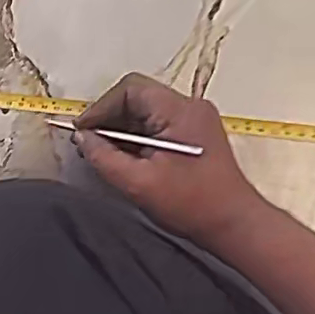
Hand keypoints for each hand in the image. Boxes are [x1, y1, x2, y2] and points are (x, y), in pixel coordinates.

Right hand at [74, 72, 271, 243]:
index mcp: (179, 111)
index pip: (130, 89)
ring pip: (144, 112)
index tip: (82, 132)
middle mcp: (188, 107)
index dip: (100, 107)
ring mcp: (193, 120)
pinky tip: (121, 158)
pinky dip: (134, 138)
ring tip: (101, 153)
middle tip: (88, 144)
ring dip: (119, 129)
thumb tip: (81, 137)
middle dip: (107, 118)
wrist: (233, 224)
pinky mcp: (192, 134)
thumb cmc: (189, 204)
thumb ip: (103, 156)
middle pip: (136, 98)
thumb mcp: (137, 182)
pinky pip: (154, 125)